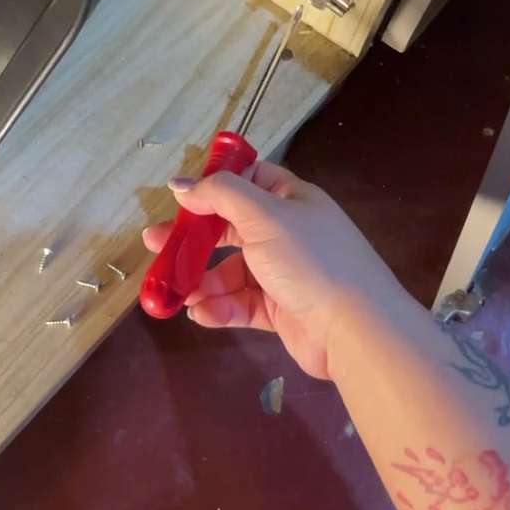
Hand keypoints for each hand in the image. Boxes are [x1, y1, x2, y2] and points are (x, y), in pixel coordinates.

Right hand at [141, 161, 414, 379]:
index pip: (250, 180)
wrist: (355, 329)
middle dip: (193, 238)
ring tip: (177, 292)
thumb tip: (179, 183)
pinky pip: (242, 304)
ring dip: (202, 281)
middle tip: (154, 244)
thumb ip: (220, 195)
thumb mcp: (264, 216)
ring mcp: (284, 273)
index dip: (215, 186)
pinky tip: (200, 314)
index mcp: (291, 200)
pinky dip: (220, 308)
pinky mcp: (280, 309)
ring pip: (231, 271)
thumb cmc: (310, 260)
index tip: (180, 197)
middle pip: (231, 228)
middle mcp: (288, 233)